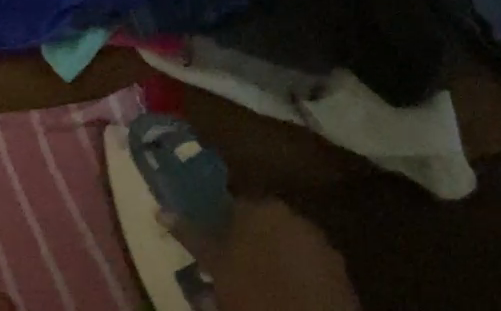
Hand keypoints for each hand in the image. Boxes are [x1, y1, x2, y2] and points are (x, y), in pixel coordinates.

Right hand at [166, 198, 359, 310]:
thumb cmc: (255, 290)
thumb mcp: (214, 264)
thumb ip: (190, 234)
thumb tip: (160, 210)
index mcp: (261, 207)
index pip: (232, 205)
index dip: (218, 226)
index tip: (210, 246)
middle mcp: (293, 216)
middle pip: (259, 224)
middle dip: (244, 242)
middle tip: (228, 267)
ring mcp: (321, 245)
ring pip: (284, 246)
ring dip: (268, 260)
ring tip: (252, 285)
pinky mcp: (341, 275)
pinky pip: (307, 267)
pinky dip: (293, 277)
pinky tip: (280, 294)